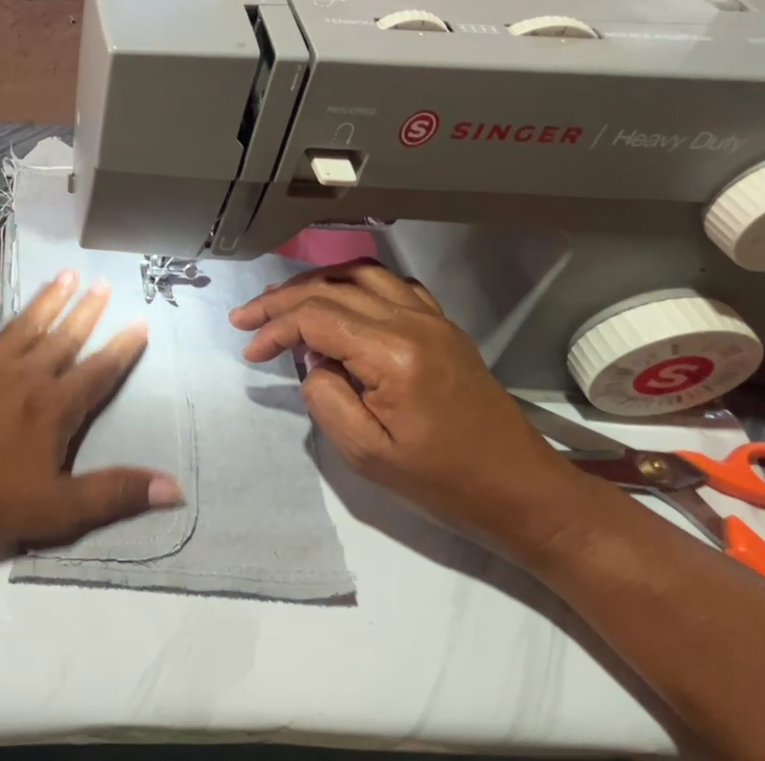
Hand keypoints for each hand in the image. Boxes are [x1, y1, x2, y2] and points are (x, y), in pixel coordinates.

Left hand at [0, 262, 181, 545]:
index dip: (122, 350)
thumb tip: (175, 488)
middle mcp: (25, 376)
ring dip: (47, 299)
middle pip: (64, 338)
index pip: (99, 373)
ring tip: (65, 273)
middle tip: (104, 283)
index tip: (140, 323)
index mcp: (55, 408)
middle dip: (87, 312)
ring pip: (24, 324)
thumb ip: (115, 493)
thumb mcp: (59, 509)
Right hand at [229, 259, 585, 552]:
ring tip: (282, 302)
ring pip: (361, 274)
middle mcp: (413, 322)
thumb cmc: (441, 481)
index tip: (249, 352)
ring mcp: (433, 320)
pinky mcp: (444, 328)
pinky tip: (339, 302)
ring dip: (315, 283)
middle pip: (332, 287)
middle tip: (245, 317)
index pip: (315, 317)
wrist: (519, 490)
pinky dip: (355, 284)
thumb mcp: (366, 453)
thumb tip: (313, 363)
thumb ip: (325, 398)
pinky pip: (392, 285)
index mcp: (393, 354)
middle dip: (280, 300)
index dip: (274, 328)